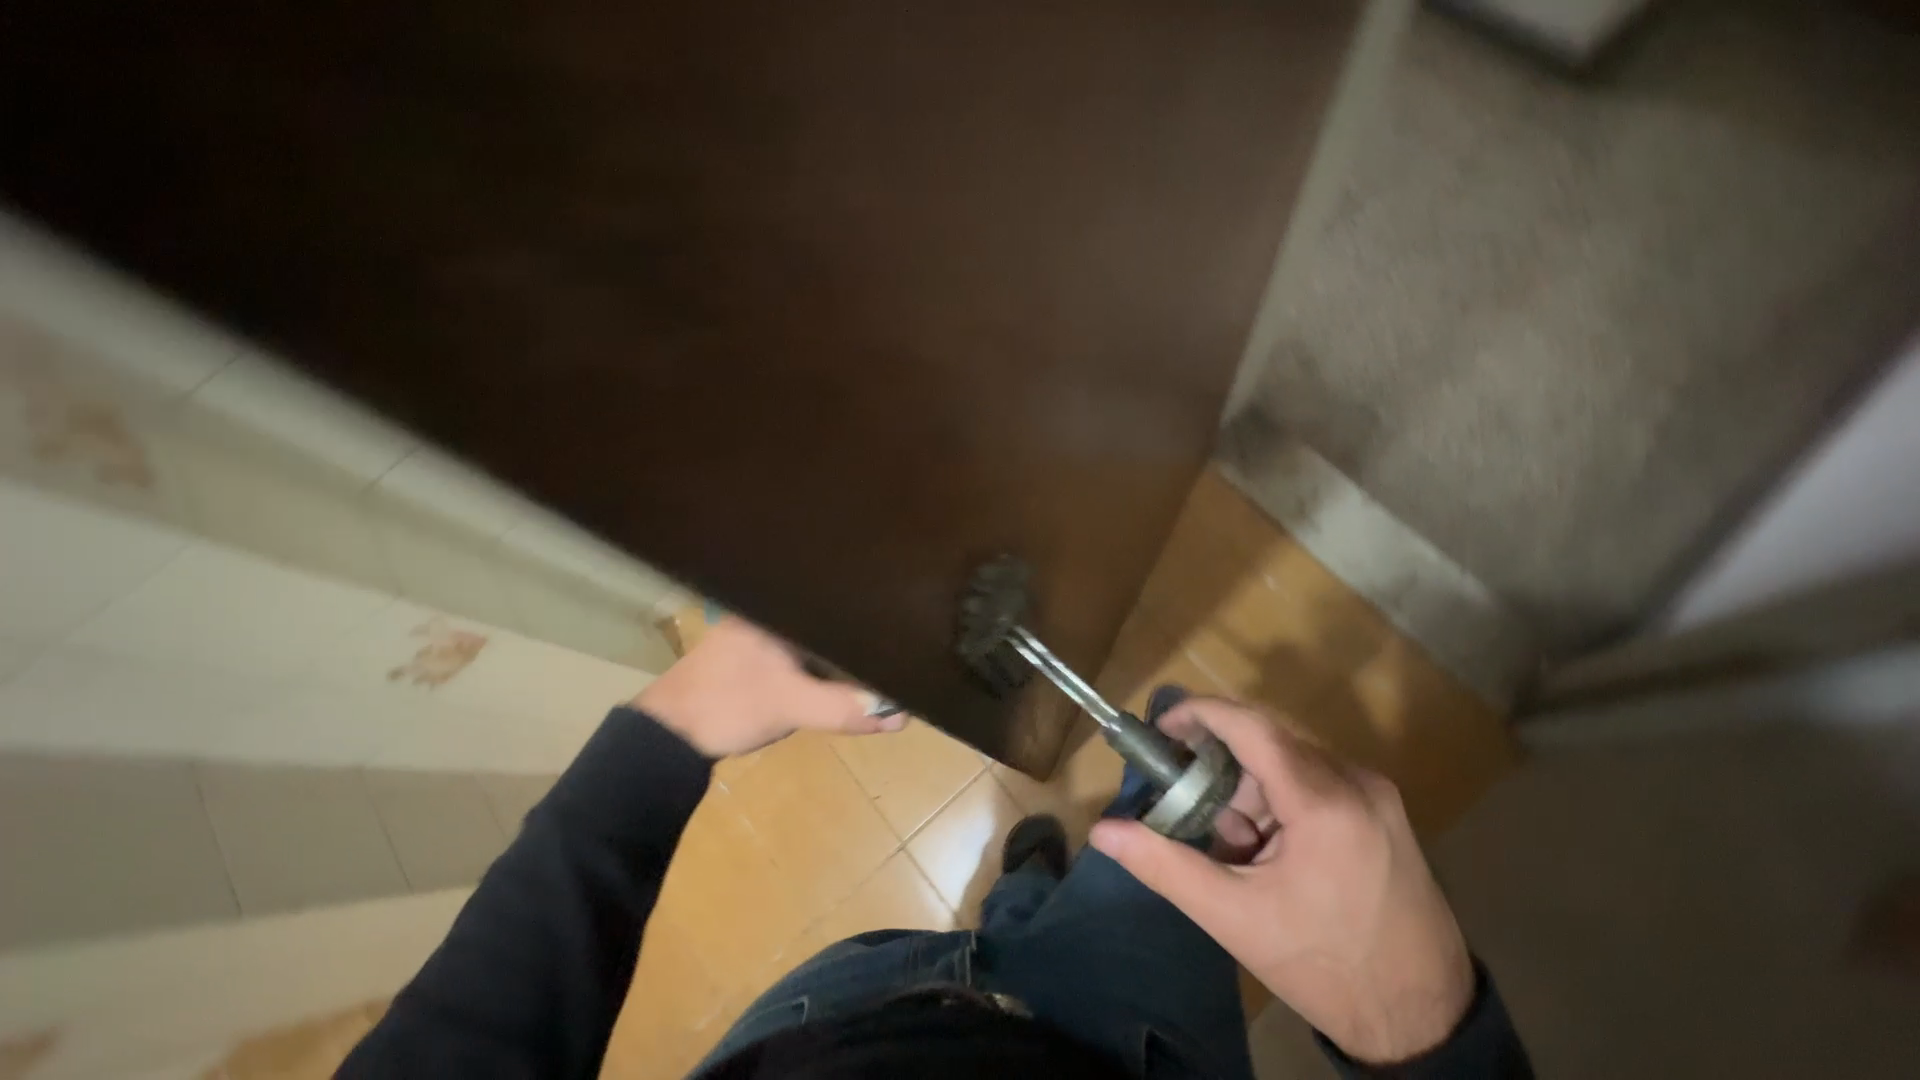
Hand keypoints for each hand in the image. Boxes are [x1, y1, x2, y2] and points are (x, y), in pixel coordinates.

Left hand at [633, 616, 904, 757]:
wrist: (667, 737)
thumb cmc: (727, 704)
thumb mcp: (792, 705)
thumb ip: (845, 708)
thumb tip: (901, 714)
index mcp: (773, 606)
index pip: (832, 595)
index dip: (866, 607)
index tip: (900, 616)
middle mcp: (766, 611)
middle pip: (827, 616)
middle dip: (857, 632)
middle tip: (898, 640)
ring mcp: (758, 634)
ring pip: (814, 637)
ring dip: (839, 651)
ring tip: (882, 653)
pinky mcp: (755, 658)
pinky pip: (801, 654)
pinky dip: (821, 664)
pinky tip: (843, 673)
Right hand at [1089, 697, 1473, 1064]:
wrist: (1422, 1018)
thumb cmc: (1323, 966)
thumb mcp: (1234, 918)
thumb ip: (1165, 866)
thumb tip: (1103, 832)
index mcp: (1324, 802)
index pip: (1252, 726)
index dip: (1201, 714)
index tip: (1160, 728)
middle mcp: (1357, 782)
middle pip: (1270, 741)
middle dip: (1222, 766)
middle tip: (1191, 805)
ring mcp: (1378, 796)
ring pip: (1293, 760)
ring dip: (1252, 788)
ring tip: (1238, 849)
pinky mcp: (1387, 813)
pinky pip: (1319, 780)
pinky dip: (1282, 799)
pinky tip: (1273, 851)